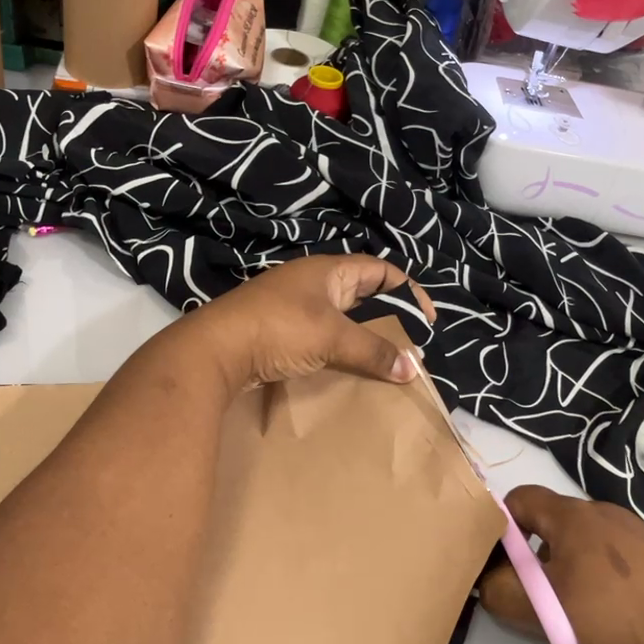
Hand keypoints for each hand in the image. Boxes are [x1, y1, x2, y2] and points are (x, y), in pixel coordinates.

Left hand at [180, 255, 435, 391]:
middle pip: (362, 296)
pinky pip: (322, 339)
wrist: (216, 350)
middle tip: (409, 348)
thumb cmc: (279, 329)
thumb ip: (373, 351)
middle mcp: (312, 284)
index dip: (407, 291)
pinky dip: (340, 353)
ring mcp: (294, 309)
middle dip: (388, 320)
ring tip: (386, 365)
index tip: (427, 322)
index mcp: (328, 271)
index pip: (380, 270)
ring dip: (363, 340)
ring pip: (341, 321)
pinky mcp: (280, 334)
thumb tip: (413, 367)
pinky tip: (349, 373)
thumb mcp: (331, 337)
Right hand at [479, 485, 643, 643]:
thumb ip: (505, 592)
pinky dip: (602, 619)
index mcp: (574, 516)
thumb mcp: (547, 609)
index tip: (496, 569)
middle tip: (537, 624)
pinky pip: (614, 591)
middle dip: (538, 587)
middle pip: (552, 543)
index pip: (520, 499)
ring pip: (583, 574)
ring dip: (570, 612)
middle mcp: (606, 520)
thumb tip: (490, 581)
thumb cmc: (619, 616)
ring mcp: (639, 547)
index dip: (499, 528)